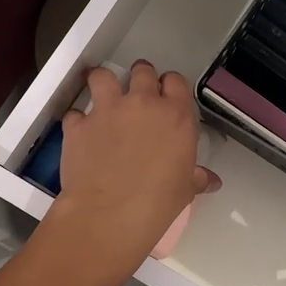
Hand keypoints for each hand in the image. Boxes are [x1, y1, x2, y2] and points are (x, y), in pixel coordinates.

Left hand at [55, 61, 220, 258]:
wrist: (110, 215)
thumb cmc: (158, 202)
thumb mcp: (186, 190)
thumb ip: (197, 177)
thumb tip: (211, 181)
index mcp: (175, 115)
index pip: (175, 80)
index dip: (169, 87)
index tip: (165, 98)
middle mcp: (142, 103)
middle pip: (141, 70)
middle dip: (140, 78)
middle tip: (137, 97)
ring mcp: (107, 110)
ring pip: (103, 76)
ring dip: (104, 83)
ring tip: (104, 97)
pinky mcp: (78, 125)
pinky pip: (75, 113)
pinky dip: (78, 121)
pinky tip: (81, 134)